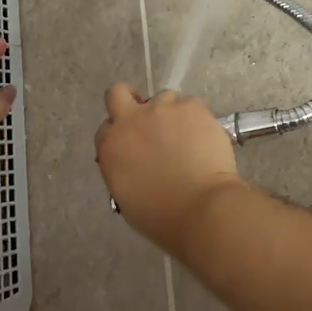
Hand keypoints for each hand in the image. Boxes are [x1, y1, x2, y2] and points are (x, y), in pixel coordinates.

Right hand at [94, 84, 240, 247]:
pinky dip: (196, 120)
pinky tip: (205, 140)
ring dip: (171, 115)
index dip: (120, 135)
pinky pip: (191, 106)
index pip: (106, 129)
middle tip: (148, 120)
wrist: (202, 208)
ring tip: (188, 140)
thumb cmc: (162, 216)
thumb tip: (135, 159)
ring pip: (164, 99)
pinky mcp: (191, 105)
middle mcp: (132, 120)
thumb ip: (123, 167)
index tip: (133, 146)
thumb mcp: (126, 197)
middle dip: (130, 102)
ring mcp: (162, 107)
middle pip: (118, 93)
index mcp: (111, 146)